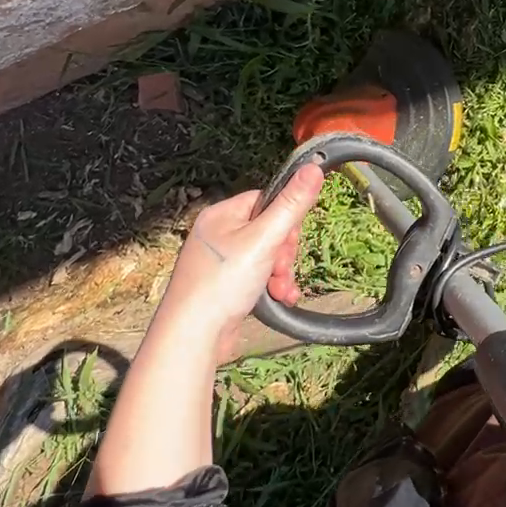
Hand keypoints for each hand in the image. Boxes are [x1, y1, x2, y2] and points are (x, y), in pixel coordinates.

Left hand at [152, 164, 323, 356]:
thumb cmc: (221, 284)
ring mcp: (219, 260)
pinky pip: (257, 274)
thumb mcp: (264, 239)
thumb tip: (313, 168)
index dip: (285, 218)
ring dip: (281, 271)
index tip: (289, 238)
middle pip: (269, 228)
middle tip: (280, 266)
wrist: (192, 337)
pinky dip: (271, 285)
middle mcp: (217, 233)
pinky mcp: (223, 283)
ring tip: (280, 287)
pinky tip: (279, 297)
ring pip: (266, 254)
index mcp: (221, 215)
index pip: (266, 200)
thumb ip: (291, 204)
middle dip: (284, 251)